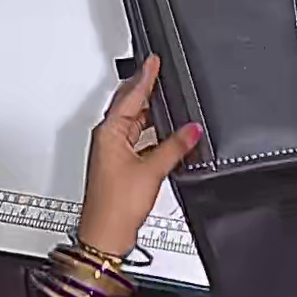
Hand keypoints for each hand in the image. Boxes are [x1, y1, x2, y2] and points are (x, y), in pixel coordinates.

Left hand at [79, 56, 201, 256]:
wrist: (104, 236)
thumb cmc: (115, 206)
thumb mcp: (152, 170)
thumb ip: (175, 146)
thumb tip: (191, 129)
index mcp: (109, 132)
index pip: (130, 95)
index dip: (145, 76)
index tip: (153, 60)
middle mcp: (108, 138)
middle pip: (129, 105)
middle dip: (145, 89)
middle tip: (159, 72)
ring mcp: (113, 151)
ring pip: (134, 121)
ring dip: (150, 111)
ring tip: (166, 98)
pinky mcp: (120, 164)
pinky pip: (137, 138)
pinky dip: (151, 131)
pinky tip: (165, 132)